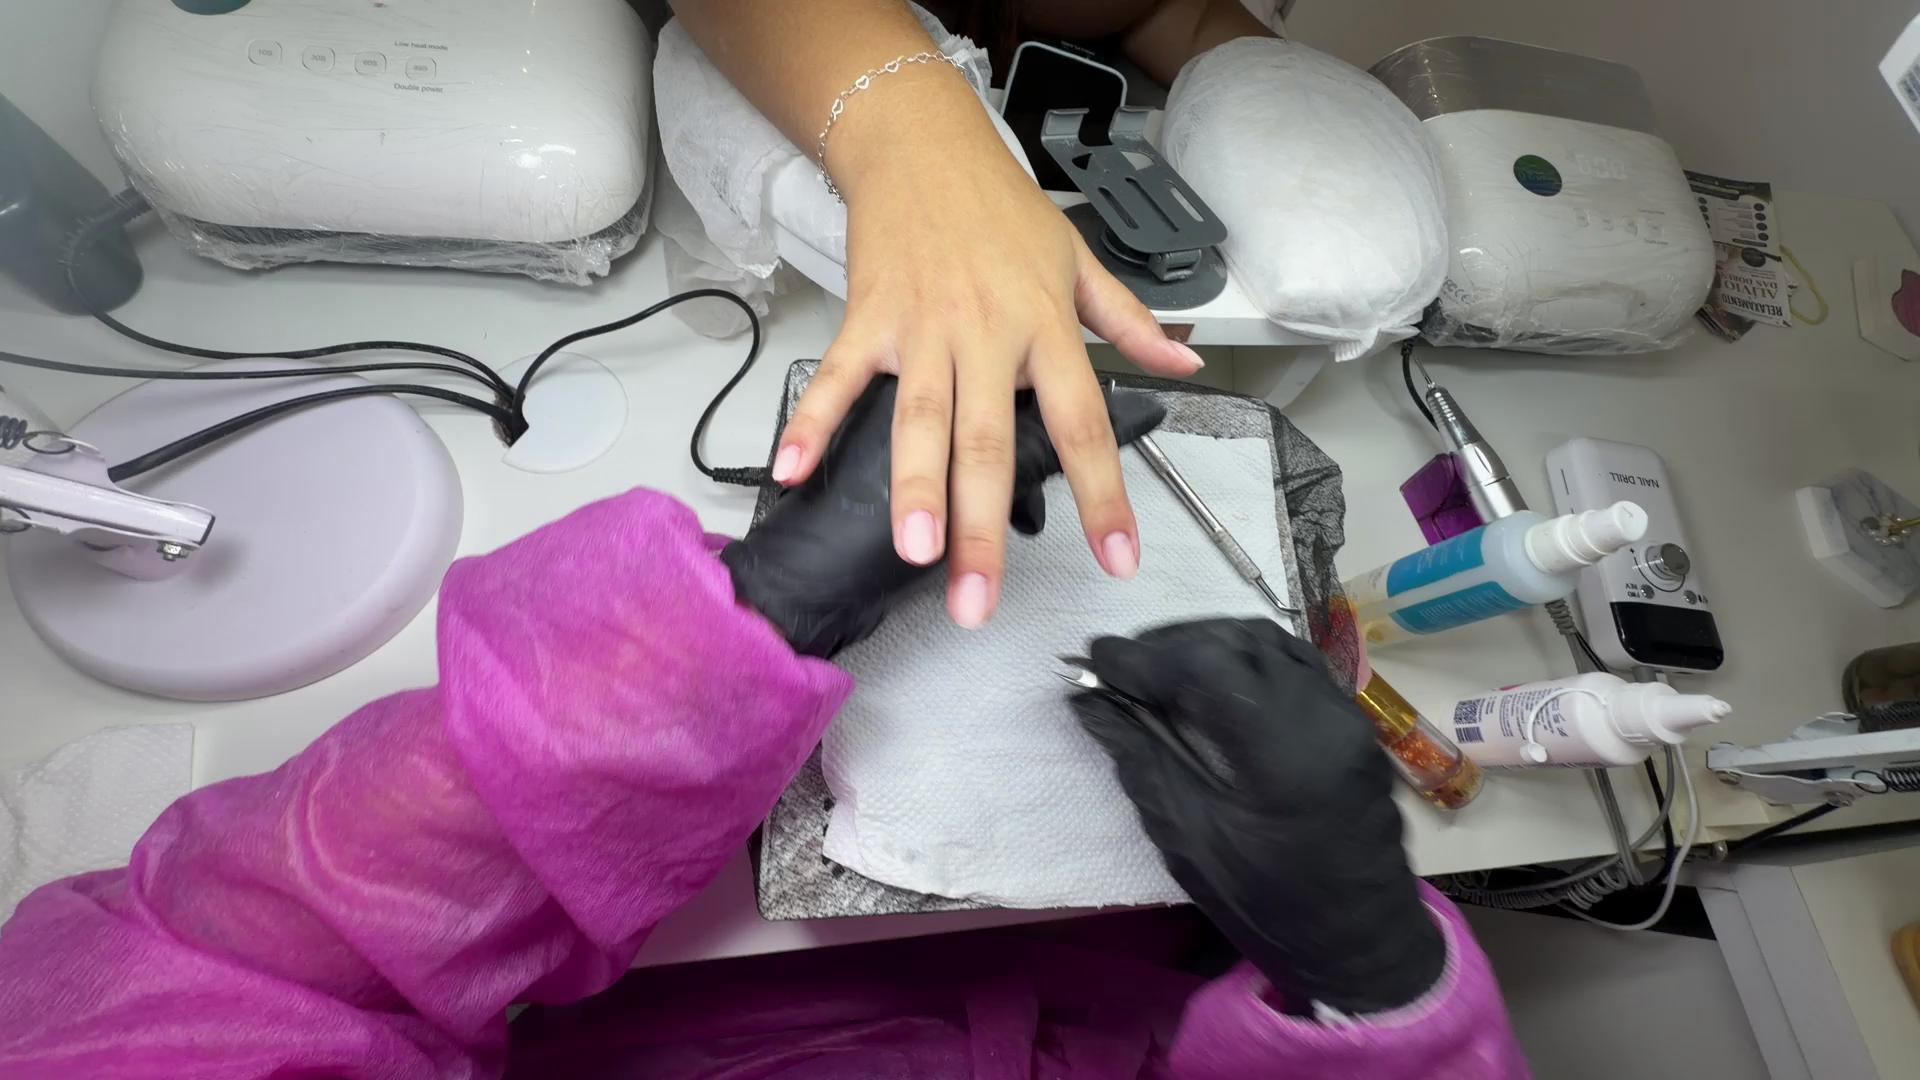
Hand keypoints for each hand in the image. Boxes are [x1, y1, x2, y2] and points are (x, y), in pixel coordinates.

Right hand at [770, 74, 1203, 629]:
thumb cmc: (1004, 209)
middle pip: (989, 442)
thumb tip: (1184, 365)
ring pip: (920, 420)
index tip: (1117, 561)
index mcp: (1046, 328)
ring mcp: (923, 329)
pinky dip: (813, 421)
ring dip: (914, 488)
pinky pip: (840, 377)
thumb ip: (1130, 322)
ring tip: (914, 552)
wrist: (925, 144)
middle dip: (983, 527)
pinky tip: (793, 470)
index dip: (1104, 497)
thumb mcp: (1080, 261)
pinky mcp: (868, 319)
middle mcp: (987, 336)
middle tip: (977, 600)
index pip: (1084, 425)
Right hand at [1070, 618, 1445, 1015]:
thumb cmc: (1265, 902)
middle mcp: (1322, 717)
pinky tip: (1212, 673)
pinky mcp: (1350, 716)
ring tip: (1160, 664)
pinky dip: (1241, 652)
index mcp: (1282, 755)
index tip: (1094, 658)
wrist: (1362, 942)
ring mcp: (1345, 712)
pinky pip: (1290, 657)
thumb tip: (1087, 699)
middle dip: (1168, 644)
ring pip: (1265, 640)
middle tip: (1121, 664)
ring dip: (1203, 641)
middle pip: (1234, 642)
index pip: (1203, 668)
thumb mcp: (1185, 834)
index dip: (1141, 657)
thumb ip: (1136, 754)